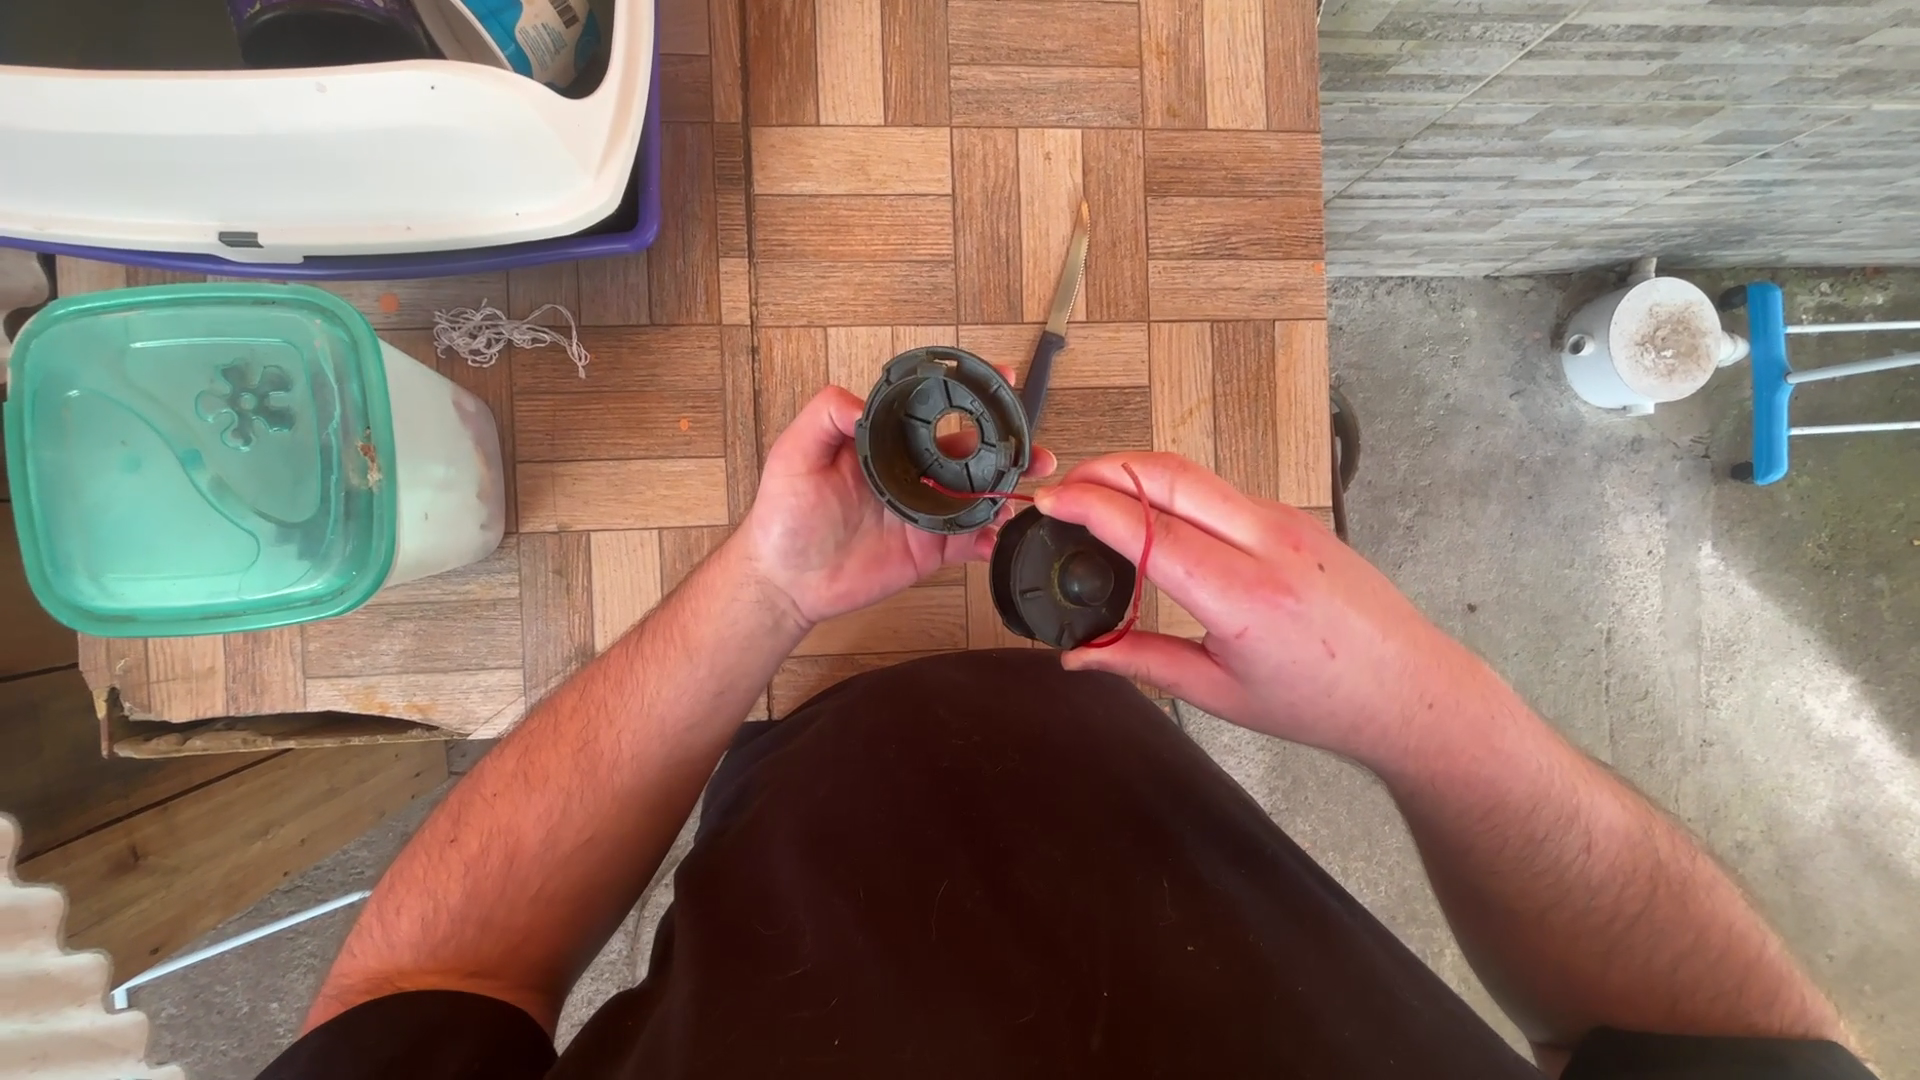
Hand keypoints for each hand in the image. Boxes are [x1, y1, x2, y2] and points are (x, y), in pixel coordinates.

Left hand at [737, 384, 1056, 630]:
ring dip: (1008, 490)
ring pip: (978, 496)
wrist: (786, 579)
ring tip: (1031, 487)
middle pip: (971, 454)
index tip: (999, 380)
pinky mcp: (928, 551)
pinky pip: (968, 543)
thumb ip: (825, 416)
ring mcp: (925, 513)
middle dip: (1008, 447)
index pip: (934, 413)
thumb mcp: (794, 454)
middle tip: (1034, 448)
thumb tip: (861, 401)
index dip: (968, 397)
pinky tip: (1001, 536)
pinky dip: (990, 540)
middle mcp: (912, 475)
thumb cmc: (784, 517)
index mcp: (887, 447)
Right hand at [1033, 453, 1483, 768]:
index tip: (1048, 504)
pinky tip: (1149, 515)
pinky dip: (1168, 489)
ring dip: (1134, 473)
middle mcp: (1264, 542)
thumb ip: (1138, 661)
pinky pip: (1216, 488)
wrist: (1412, 689)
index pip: (1147, 528)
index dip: (1088, 507)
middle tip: (1061, 488)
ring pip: (1191, 473)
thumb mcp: (1217, 692)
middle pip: (1167, 474)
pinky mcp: (1291, 515)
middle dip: (1102, 468)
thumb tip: (1076, 655)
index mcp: (1242, 597)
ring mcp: (1283, 520)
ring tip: (1094, 498)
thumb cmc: (1320, 702)